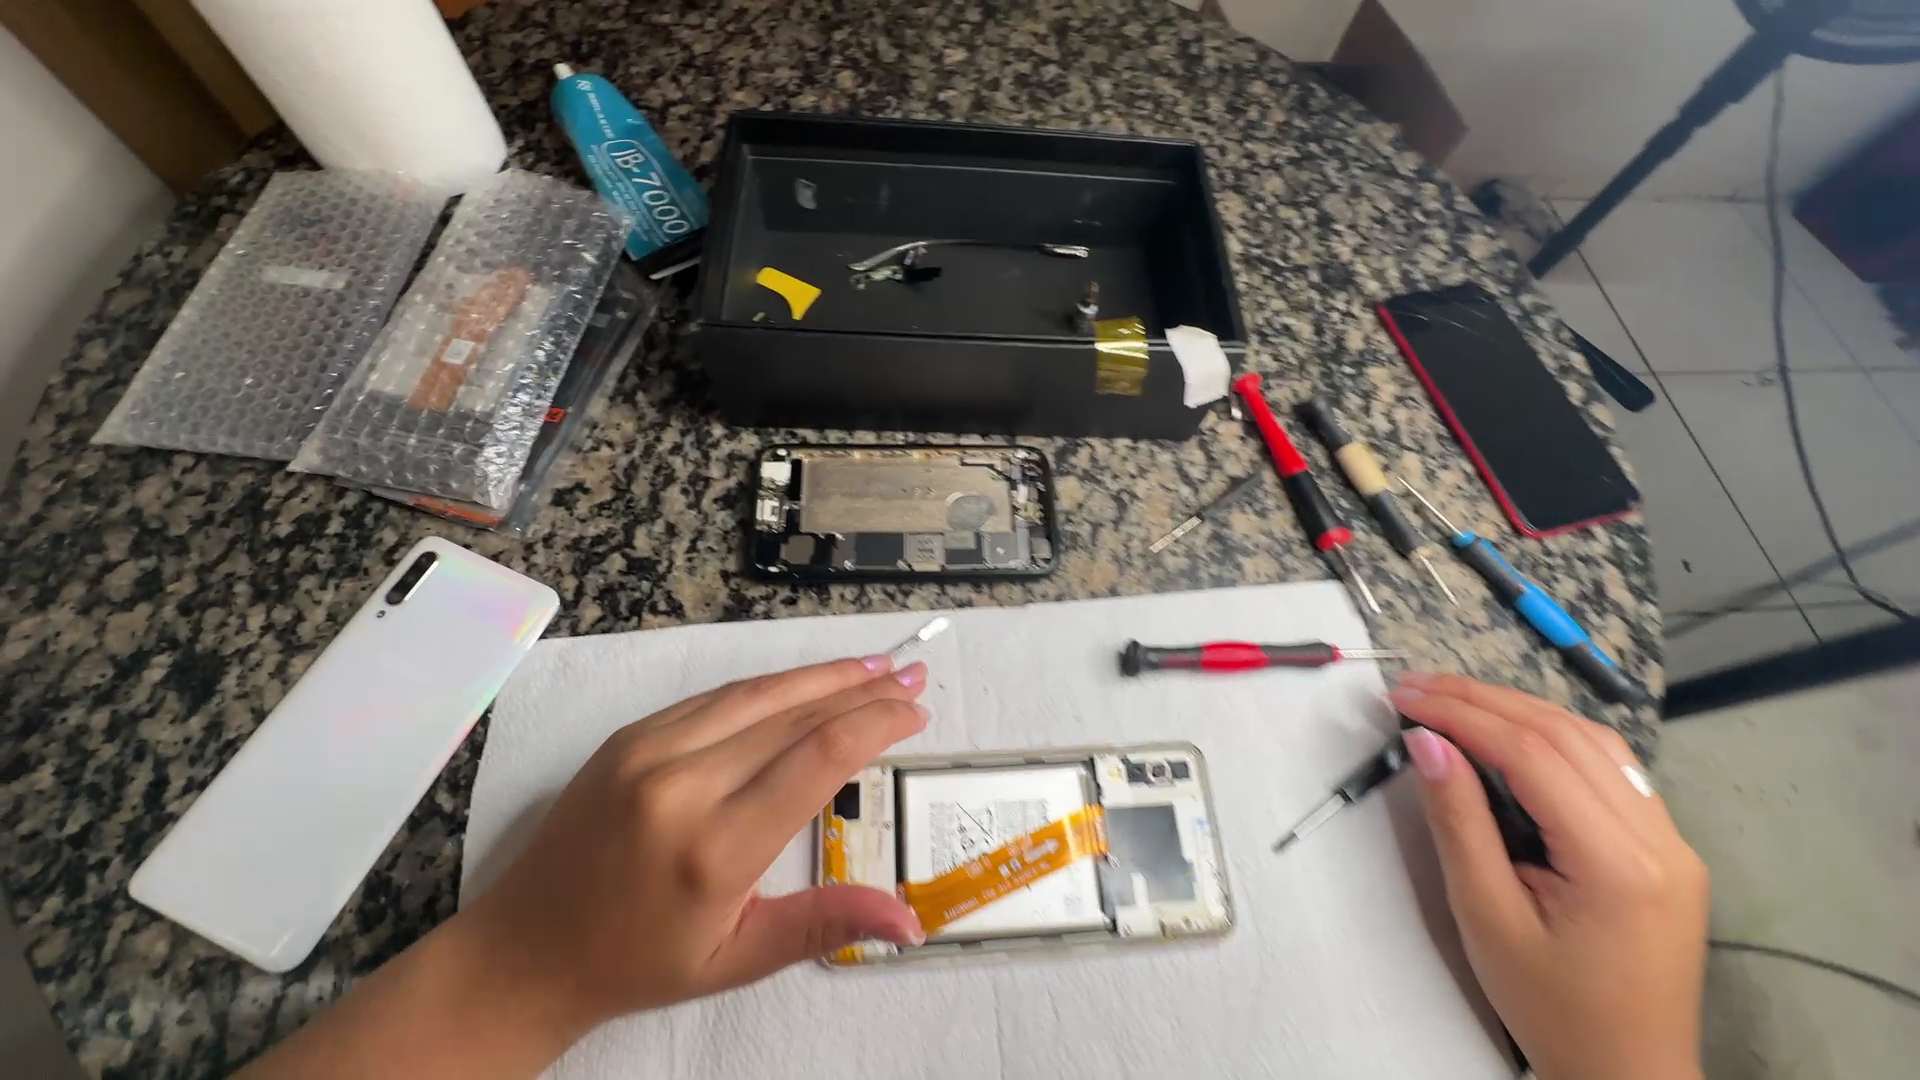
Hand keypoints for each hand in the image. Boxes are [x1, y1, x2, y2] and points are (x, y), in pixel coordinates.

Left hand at [461, 654, 929, 1032]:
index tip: (917, 713)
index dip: (876, 724)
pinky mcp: (630, 735)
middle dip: (864, 691)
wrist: (523, 949)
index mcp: (715, 849)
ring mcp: (649, 750)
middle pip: (796, 715)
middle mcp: (683, 784)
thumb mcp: (738, 958)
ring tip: (874, 666)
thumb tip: (913, 922)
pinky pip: (718, 698)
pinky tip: (806, 681)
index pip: (818, 758)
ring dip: (823, 675)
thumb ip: (827, 922)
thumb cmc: (639, 963)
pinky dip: (773, 685)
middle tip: (913, 675)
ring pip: (759, 693)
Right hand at [1391, 673, 1708, 1079]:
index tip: (1403, 698)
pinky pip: (1609, 766)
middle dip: (1483, 699)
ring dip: (1518, 708)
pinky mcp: (1666, 845)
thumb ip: (1458, 820)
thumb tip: (1426, 741)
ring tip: (1452, 697)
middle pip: (1565, 734)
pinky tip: (1510, 730)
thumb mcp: (1485, 913)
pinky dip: (1551, 734)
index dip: (1461, 714)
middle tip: (1414, 685)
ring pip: (1592, 740)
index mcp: (1617, 862)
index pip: (1532, 755)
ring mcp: (1672, 840)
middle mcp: (1660, 838)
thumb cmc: (1546, 1001)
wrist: (1626, 1070)